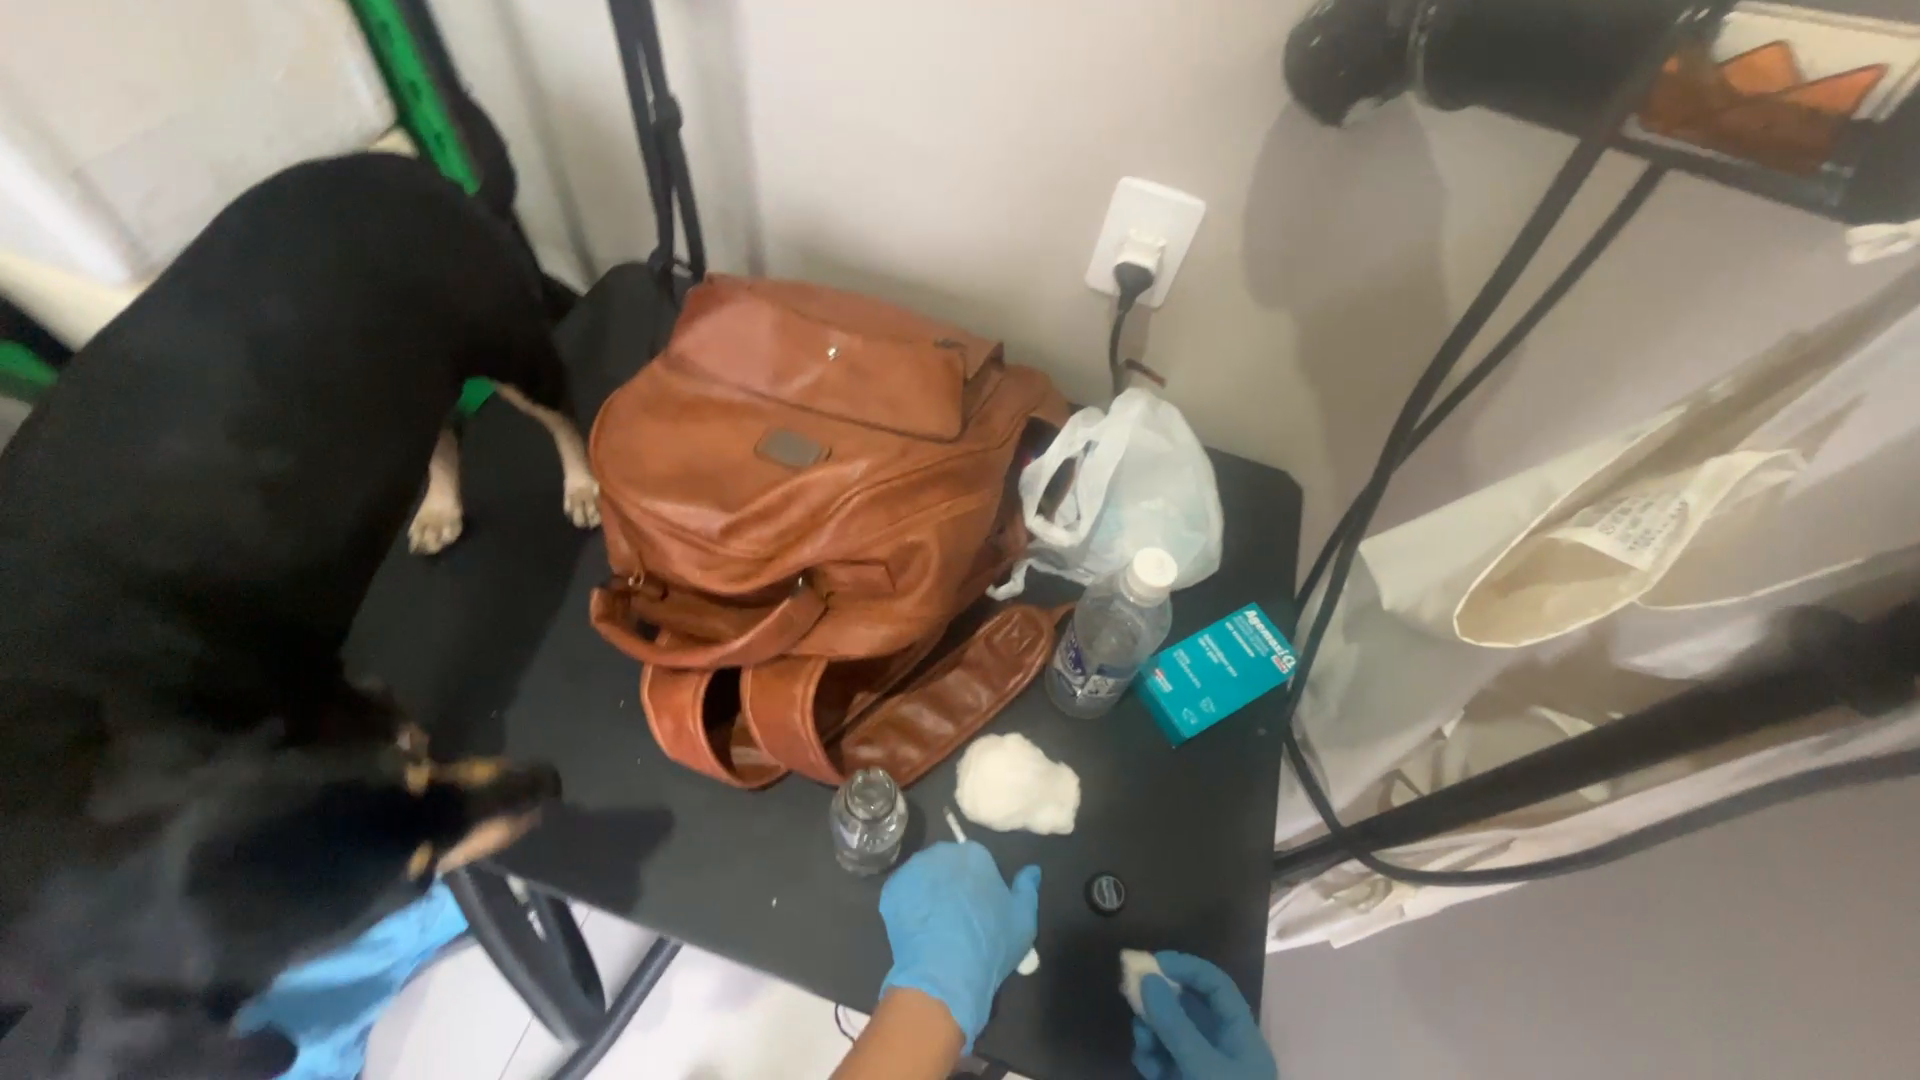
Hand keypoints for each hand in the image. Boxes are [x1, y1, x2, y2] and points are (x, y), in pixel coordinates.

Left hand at [878, 842, 1039, 1050]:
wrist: (944, 973)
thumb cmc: (990, 943)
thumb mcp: (1023, 919)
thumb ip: (1028, 888)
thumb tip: (1032, 869)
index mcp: (974, 854)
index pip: (978, 861)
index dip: (980, 884)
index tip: (981, 906)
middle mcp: (941, 853)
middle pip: (947, 864)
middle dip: (952, 882)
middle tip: (957, 915)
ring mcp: (912, 870)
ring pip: (923, 877)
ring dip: (929, 892)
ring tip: (935, 925)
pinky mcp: (890, 891)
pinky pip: (903, 894)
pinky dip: (909, 907)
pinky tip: (918, 930)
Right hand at [1131, 952, 1277, 1079]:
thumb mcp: (1204, 1067)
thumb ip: (1176, 1025)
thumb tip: (1146, 977)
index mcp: (1241, 1036)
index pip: (1216, 985)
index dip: (1186, 967)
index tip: (1153, 962)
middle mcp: (1222, 1047)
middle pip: (1187, 1007)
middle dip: (1158, 1002)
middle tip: (1132, 997)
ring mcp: (1203, 1067)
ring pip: (1170, 1032)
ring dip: (1150, 1032)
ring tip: (1143, 1045)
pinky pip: (1163, 1057)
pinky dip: (1150, 1057)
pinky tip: (1146, 1068)